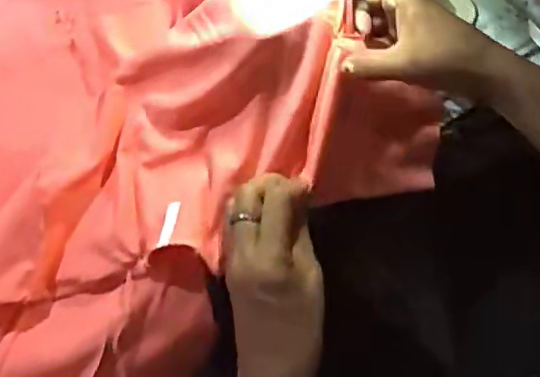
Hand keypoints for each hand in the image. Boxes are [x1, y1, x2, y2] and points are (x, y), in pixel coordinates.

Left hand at [225, 174, 323, 376]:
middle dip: (269, 182)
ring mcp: (230, 257)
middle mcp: (242, 250)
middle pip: (246, 194)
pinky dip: (248, 209)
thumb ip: (301, 232)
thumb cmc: (301, 327)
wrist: (270, 371)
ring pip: (234, 204)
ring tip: (278, 200)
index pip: (274, 198)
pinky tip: (266, 216)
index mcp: (268, 255)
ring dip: (256, 193)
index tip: (307, 187)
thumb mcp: (312, 277)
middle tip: (290, 189)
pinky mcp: (227, 263)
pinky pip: (233, 221)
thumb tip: (299, 195)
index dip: (292, 184)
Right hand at [344, 0, 521, 101]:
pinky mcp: (422, 34)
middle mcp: (407, 1)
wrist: (484, 71)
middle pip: (373, 7)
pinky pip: (396, 35)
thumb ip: (368, 64)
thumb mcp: (401, 63)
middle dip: (364, 29)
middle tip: (362, 52)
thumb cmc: (442, 58)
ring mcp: (416, 17)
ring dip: (375, 42)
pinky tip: (385, 66)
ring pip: (384, 23)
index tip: (359, 36)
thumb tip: (342, 65)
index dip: (357, 11)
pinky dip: (388, 48)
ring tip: (371, 63)